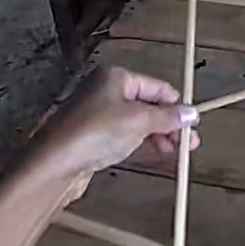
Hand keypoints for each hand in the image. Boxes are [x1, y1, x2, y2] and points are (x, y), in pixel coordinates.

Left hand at [26, 67, 198, 201]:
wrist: (51, 168)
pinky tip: (154, 152)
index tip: (193, 125)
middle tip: (188, 144)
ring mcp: (98, 114)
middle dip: (171, 124)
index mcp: (117, 77)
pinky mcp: (91, 136)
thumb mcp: (140, 121)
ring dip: (159, 135)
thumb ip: (169, 117)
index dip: (178, 107)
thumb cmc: (94, 134)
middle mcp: (106, 91)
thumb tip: (192, 114)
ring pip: (139, 122)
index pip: (160, 88)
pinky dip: (142, 142)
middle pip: (150, 105)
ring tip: (174, 153)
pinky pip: (125, 134)